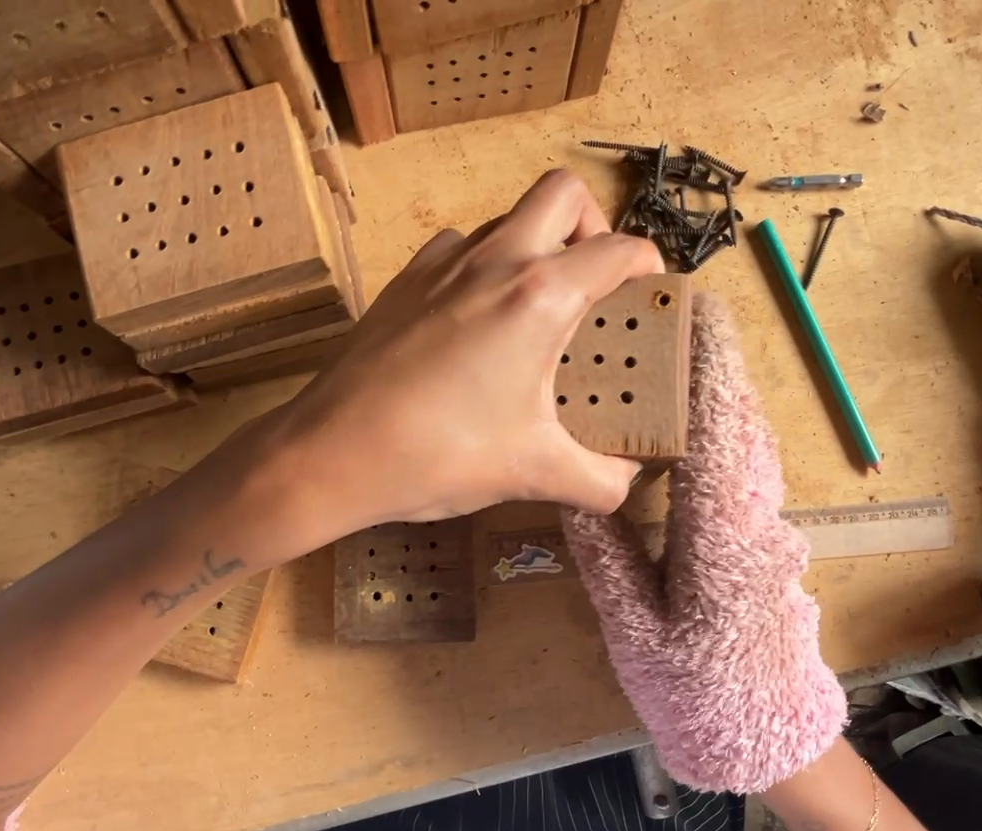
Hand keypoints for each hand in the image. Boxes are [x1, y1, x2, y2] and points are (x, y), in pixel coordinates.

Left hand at [257, 170, 662, 535]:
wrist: (332, 453)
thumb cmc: (440, 455)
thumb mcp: (533, 473)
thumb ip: (598, 482)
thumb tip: (626, 486)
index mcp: (539, 295)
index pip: (617, 250)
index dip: (646, 267)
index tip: (649, 295)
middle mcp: (493, 259)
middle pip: (561, 193)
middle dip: (591, 226)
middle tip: (590, 285)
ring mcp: (440, 263)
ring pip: (504, 218)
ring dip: (532, 245)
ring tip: (532, 311)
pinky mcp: (401, 282)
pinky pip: (456, 248)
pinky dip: (479, 268)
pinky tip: (471, 325)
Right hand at [562, 295, 846, 792]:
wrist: (766, 735)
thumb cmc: (696, 690)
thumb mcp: (633, 629)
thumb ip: (605, 554)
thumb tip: (576, 488)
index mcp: (721, 537)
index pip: (715, 434)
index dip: (705, 369)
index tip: (690, 314)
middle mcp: (755, 517)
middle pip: (740, 422)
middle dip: (713, 362)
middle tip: (673, 312)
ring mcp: (768, 524)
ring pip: (749, 440)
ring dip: (721, 388)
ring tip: (680, 347)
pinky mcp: (765, 535)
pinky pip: (747, 466)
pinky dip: (725, 425)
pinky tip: (696, 416)